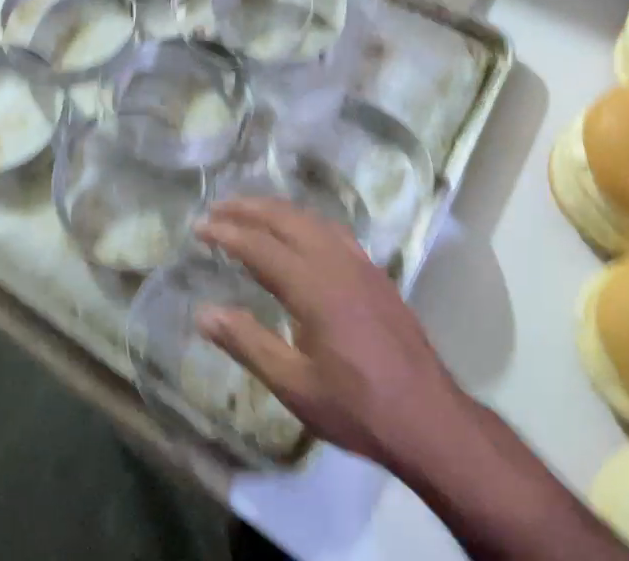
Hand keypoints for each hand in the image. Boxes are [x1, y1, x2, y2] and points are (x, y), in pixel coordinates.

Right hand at [193, 196, 468, 464]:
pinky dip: (306, 222)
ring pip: (314, 221)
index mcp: (315, 288)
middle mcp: (339, 264)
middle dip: (249, 209)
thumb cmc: (358, 408)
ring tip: (250, 213)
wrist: (430, 419)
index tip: (198, 227)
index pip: (260, 246)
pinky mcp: (377, 277)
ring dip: (278, 211)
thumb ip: (248, 344)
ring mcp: (363, 267)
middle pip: (288, 219)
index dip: (226, 233)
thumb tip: (204, 313)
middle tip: (216, 208)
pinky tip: (301, 235)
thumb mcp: (295, 386)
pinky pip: (335, 232)